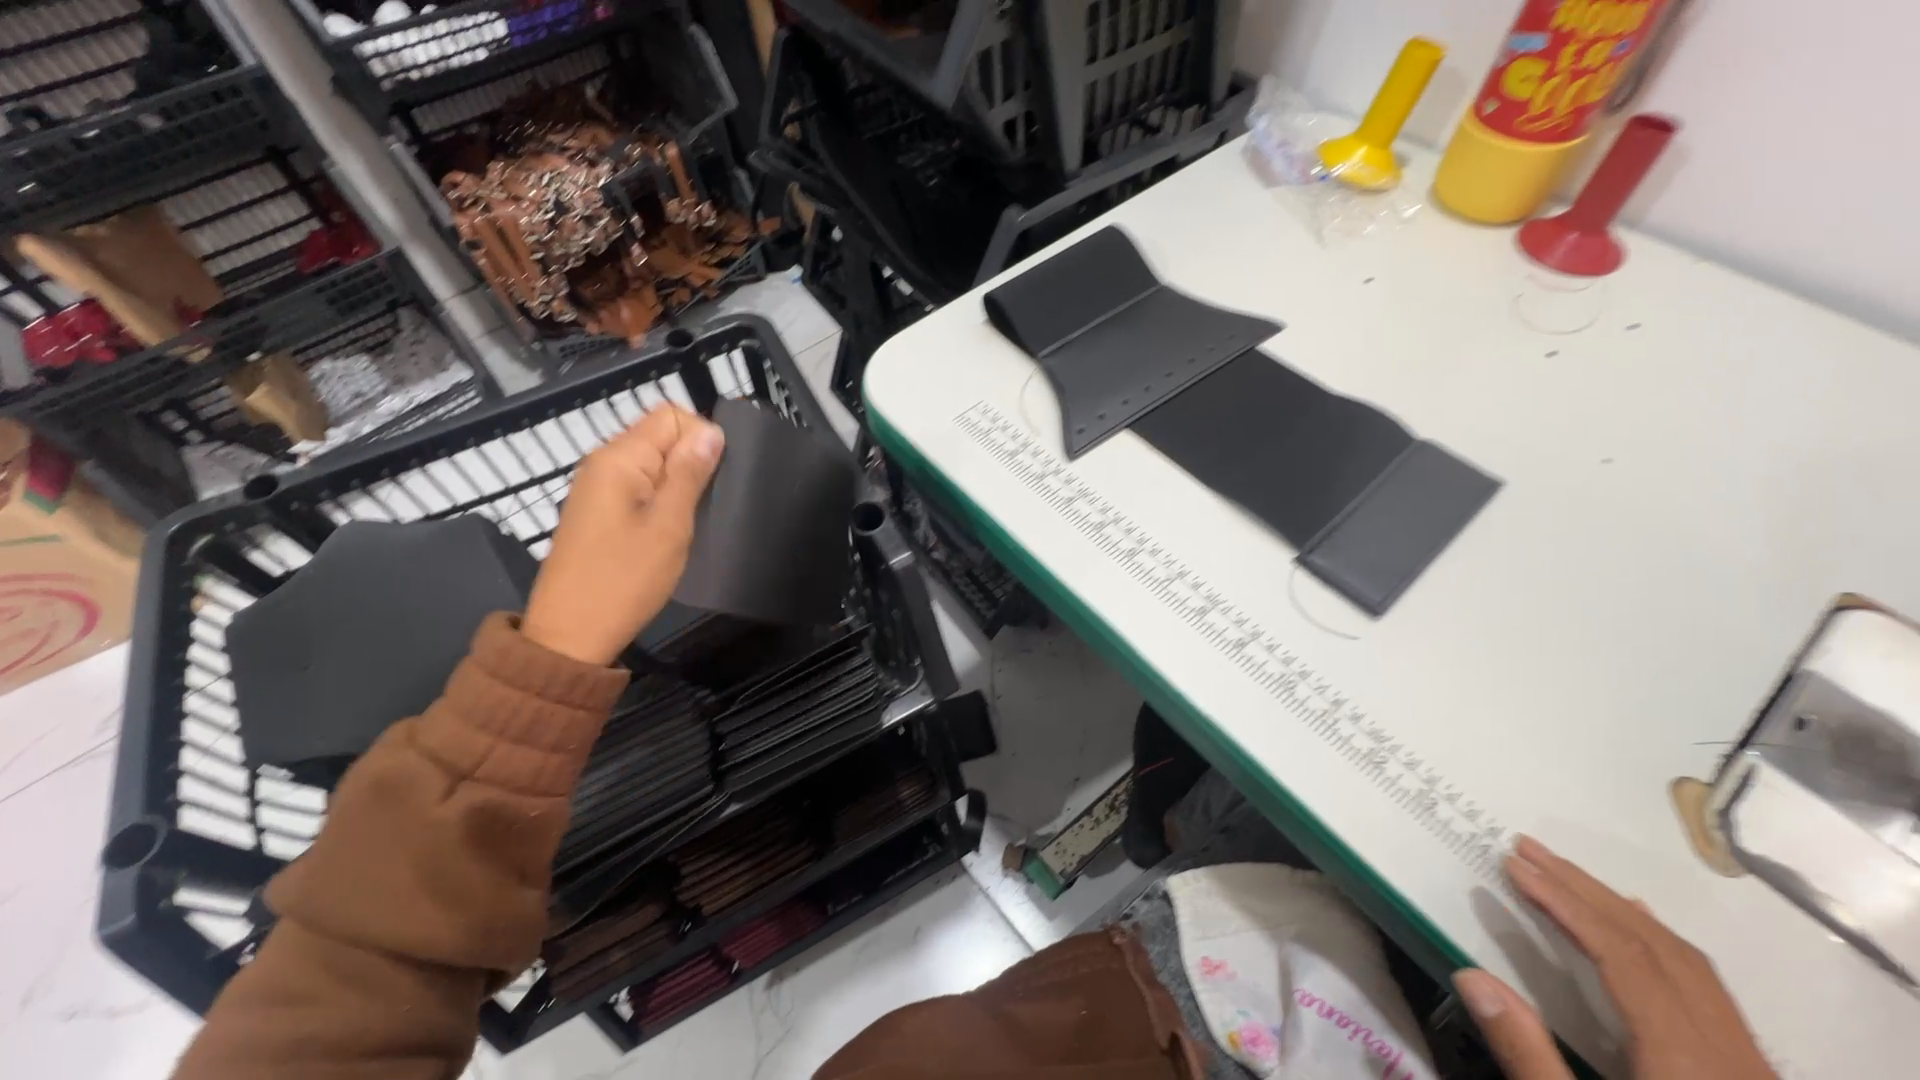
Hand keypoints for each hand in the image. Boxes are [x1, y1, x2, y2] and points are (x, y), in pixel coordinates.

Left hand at [521, 405, 723, 664]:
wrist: (572, 635)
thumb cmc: (624, 580)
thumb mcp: (669, 526)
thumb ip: (690, 473)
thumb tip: (711, 431)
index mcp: (619, 458)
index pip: (671, 416)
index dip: (701, 437)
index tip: (712, 479)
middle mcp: (604, 463)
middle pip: (661, 437)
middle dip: (691, 462)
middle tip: (703, 506)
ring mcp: (598, 489)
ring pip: (653, 465)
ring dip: (678, 485)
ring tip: (689, 522)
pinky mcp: (599, 513)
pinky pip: (639, 488)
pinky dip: (661, 502)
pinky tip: (668, 533)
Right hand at [1451, 836, 1775, 1079]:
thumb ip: (1526, 1054)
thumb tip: (1470, 975)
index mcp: (1681, 1056)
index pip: (1618, 952)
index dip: (1564, 901)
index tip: (1514, 865)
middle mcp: (1723, 1047)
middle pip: (1654, 944)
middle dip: (1586, 890)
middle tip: (1528, 850)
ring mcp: (1746, 1061)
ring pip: (1689, 962)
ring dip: (1622, 911)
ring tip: (1569, 878)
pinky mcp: (1749, 1074)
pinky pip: (1707, 986)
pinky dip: (1662, 944)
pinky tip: (1641, 937)